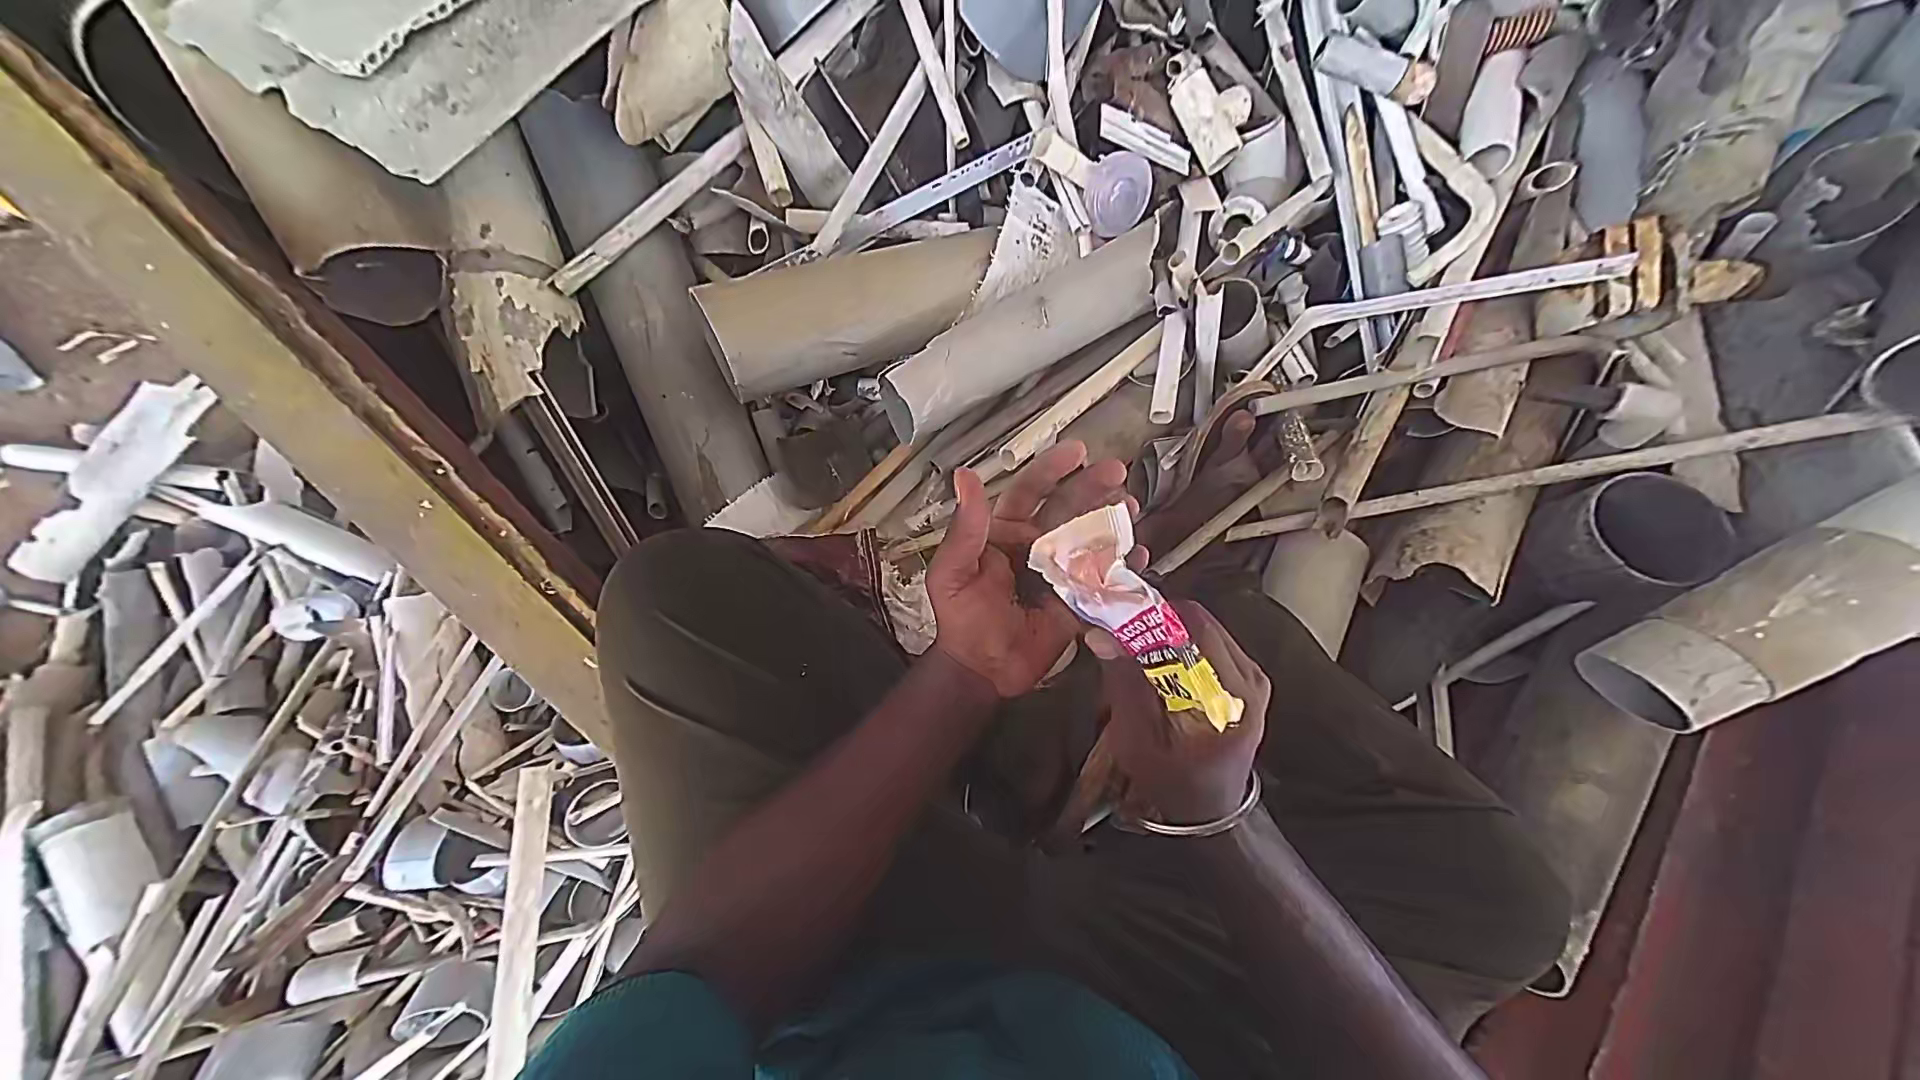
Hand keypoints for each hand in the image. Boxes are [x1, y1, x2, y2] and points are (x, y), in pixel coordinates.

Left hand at [928, 441, 1133, 697]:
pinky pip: (1103, 578)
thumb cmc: (961, 618)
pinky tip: (1137, 554)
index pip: (1031, 491)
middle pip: (1069, 508)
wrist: (982, 669)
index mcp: (1006, 532)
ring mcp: (1061, 570)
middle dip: (1093, 487)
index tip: (1078, 451)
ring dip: (1112, 520)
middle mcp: (1037, 544)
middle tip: (1117, 472)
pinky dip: (1122, 566)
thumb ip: (965, 528)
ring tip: (1130, 508)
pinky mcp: (1079, 598)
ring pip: (1091, 537)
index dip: (1052, 470)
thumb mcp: (953, 572)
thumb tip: (964, 476)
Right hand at [1089, 601, 1271, 822]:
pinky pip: (1209, 642)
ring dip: (1165, 630)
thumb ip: (1124, 682)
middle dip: (1155, 619)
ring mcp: (1251, 677)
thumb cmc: (1171, 779)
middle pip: (1198, 620)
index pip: (1193, 624)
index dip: (1151, 611)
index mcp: (1229, 693)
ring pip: (1203, 627)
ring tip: (1135, 646)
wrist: (1208, 810)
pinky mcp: (1247, 679)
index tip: (1117, 613)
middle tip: (1120, 629)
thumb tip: (1101, 634)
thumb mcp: (1138, 738)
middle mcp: (1248, 678)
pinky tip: (1157, 661)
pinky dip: (1179, 643)